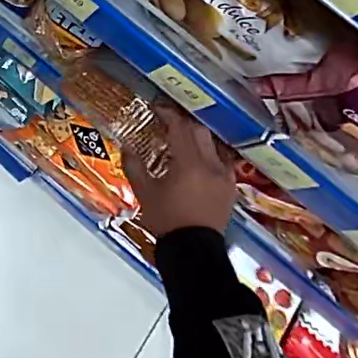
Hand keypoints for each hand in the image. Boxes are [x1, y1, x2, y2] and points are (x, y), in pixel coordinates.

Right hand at [127, 105, 236, 238]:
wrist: (193, 248)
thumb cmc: (165, 218)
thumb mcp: (143, 191)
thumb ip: (134, 165)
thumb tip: (127, 147)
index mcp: (188, 163)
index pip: (180, 128)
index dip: (168, 115)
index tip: (156, 109)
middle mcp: (210, 165)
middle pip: (200, 131)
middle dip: (183, 122)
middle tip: (167, 121)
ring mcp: (224, 176)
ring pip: (213, 144)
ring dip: (197, 137)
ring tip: (182, 140)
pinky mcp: (230, 187)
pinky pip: (222, 160)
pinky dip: (209, 153)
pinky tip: (198, 160)